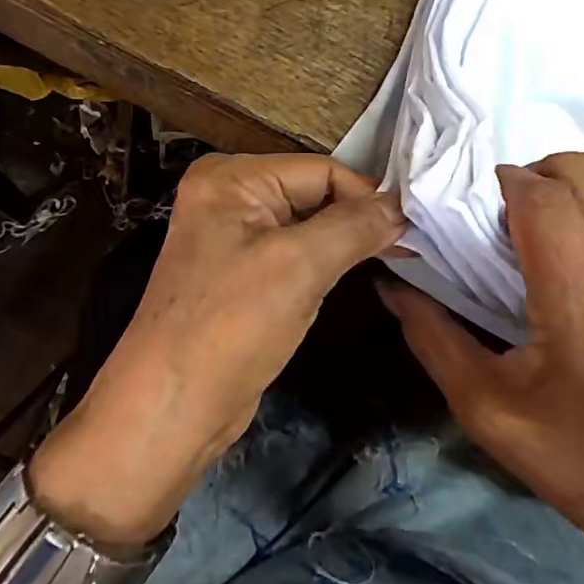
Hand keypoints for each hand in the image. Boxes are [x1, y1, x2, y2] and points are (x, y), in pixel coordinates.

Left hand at [30, 153, 403, 545]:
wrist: (171, 412)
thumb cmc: (231, 327)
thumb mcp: (299, 266)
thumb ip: (356, 226)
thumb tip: (403, 206)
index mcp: (231, 177)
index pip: (322, 170)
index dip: (368, 197)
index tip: (412, 227)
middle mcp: (229, 196)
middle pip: (317, 194)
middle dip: (360, 219)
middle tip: (410, 242)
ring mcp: (234, 236)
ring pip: (312, 225)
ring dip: (349, 241)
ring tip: (396, 254)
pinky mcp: (243, 272)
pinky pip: (298, 252)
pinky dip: (330, 260)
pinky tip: (360, 269)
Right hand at [381, 152, 583, 583]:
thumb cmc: (582, 465)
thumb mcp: (489, 411)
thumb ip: (432, 337)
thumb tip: (392, 281)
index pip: (547, 203)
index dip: (509, 182)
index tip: (485, 199)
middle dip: (539, 173)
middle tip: (512, 211)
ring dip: (574, 186)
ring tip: (550, 228)